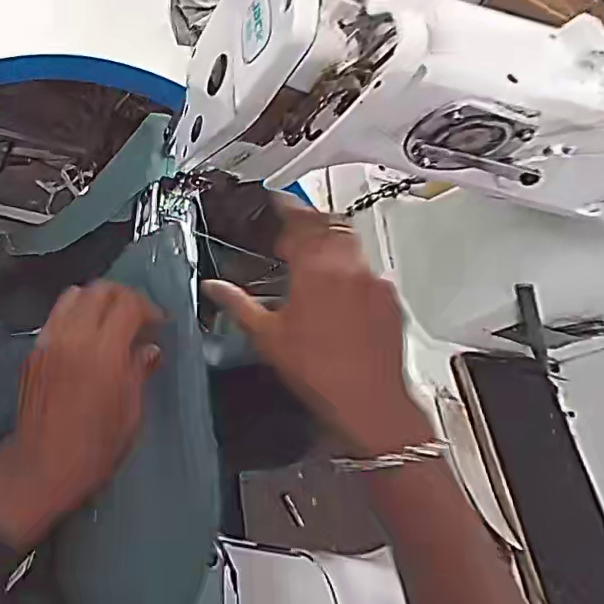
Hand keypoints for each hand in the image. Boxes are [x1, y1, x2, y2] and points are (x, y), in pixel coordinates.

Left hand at [0, 281, 162, 550]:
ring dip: (96, 300)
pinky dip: (75, 316)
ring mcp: (48, 342)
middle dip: (123, 296)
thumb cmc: (93, 450)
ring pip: (73, 296)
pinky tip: (86, 340)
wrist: (40, 470)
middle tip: (137, 314)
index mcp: (103, 352)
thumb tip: (149, 350)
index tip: (157, 321)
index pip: (127, 303)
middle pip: (99, 290)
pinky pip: (56, 318)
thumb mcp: (129, 414)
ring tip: (110, 320)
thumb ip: (139, 372)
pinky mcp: (33, 353)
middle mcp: (72, 338)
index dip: (148, 307)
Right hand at [202, 196, 428, 457]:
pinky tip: (340, 288)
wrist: (369, 400)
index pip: (300, 222)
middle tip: (293, 228)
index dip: (286, 208)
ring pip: (352, 242)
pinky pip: (369, 269)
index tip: (277, 203)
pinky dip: (352, 268)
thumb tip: (214, 287)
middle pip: (329, 223)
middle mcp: (348, 267)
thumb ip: (238, 304)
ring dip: (331, 239)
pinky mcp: (389, 297)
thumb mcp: (267, 337)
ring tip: (314, 254)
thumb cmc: (319, 373)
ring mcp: (373, 280)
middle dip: (309, 220)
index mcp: (315, 270)